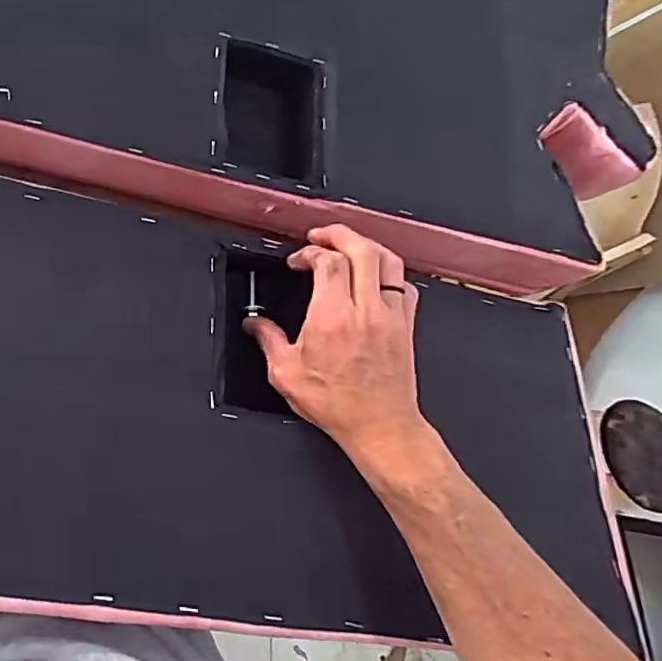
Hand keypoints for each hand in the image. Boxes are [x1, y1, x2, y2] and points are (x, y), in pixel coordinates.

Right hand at [243, 225, 432, 469]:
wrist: (380, 426)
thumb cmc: (339, 406)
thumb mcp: (287, 375)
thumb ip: (268, 341)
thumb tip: (255, 325)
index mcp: (333, 318)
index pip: (327, 261)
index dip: (309, 251)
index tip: (298, 260)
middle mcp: (365, 311)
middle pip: (360, 248)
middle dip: (338, 234)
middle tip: (321, 236)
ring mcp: (390, 315)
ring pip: (387, 259)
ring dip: (365, 244)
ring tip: (348, 245)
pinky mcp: (406, 324)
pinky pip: (404, 283)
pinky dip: (389, 271)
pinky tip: (375, 277)